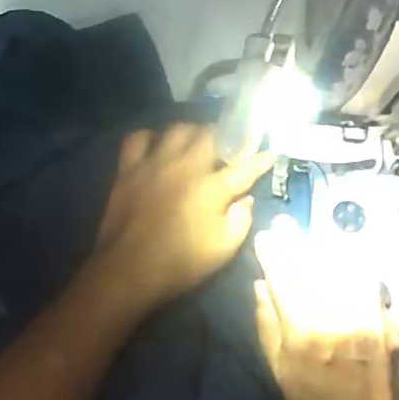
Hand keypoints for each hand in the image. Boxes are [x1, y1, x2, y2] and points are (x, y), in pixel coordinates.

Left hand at [86, 123, 274, 312]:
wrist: (129, 270)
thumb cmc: (181, 263)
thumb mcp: (223, 249)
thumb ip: (241, 220)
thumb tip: (247, 199)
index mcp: (212, 187)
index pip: (244, 167)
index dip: (260, 160)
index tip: (269, 155)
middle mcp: (185, 167)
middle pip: (210, 135)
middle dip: (224, 137)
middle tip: (228, 146)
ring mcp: (154, 164)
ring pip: (177, 130)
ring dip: (190, 132)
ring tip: (194, 142)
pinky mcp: (129, 170)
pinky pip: (137, 139)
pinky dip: (149, 138)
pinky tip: (154, 147)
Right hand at [253, 216, 398, 399]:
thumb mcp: (279, 374)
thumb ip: (268, 327)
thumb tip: (261, 286)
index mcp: (306, 333)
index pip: (285, 278)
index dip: (273, 252)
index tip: (266, 235)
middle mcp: (342, 319)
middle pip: (319, 267)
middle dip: (299, 242)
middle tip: (288, 226)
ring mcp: (378, 321)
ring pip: (358, 269)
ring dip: (340, 248)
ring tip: (328, 237)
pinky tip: (391, 254)